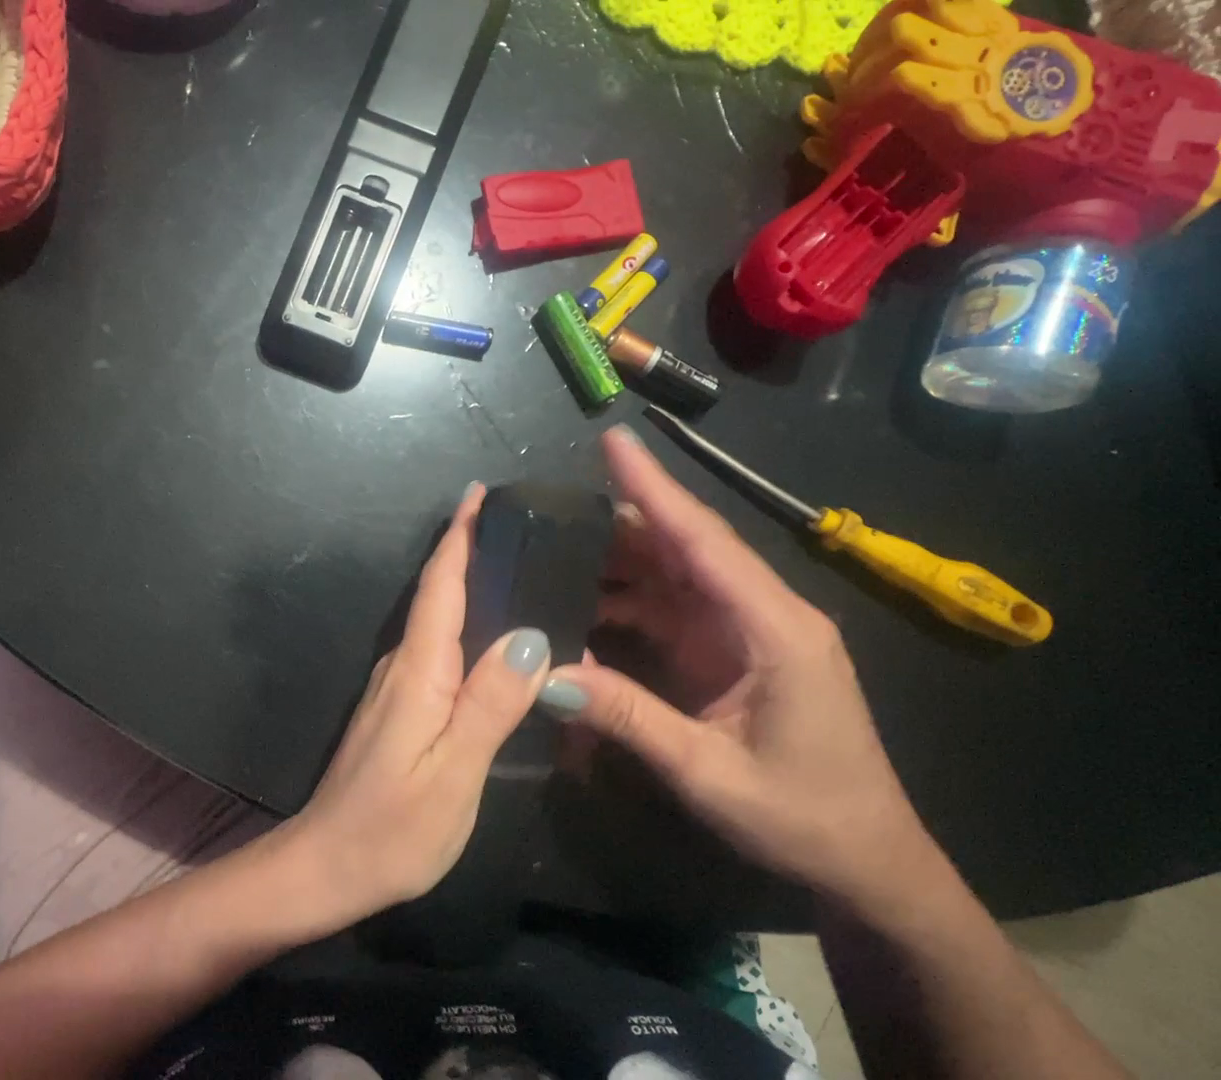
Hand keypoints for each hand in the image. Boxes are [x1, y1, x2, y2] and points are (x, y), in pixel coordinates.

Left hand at [280, 483, 551, 926]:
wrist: (326, 867)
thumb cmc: (393, 828)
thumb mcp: (455, 772)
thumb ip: (491, 703)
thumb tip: (529, 635)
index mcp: (418, 672)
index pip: (440, 588)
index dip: (458, 539)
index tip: (478, 494)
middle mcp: (401, 669)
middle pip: (437, 597)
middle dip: (468, 554)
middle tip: (518, 526)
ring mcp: (394, 691)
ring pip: (435, 625)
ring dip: (466, 589)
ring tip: (514, 568)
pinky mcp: (396, 713)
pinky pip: (435, 655)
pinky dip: (461, 631)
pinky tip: (488, 641)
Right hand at [543, 427, 942, 912]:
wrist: (863, 862)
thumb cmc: (802, 816)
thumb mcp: (709, 772)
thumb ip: (629, 717)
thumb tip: (545, 675)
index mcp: (775, 629)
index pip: (705, 543)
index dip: (656, 490)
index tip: (614, 441)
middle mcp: (762, 616)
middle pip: (684, 549)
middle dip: (619, 520)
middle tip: (550, 505)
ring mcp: (746, 633)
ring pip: (672, 577)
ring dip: (615, 562)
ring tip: (549, 548)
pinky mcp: (730, 654)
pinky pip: (670, 611)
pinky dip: (624, 604)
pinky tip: (579, 604)